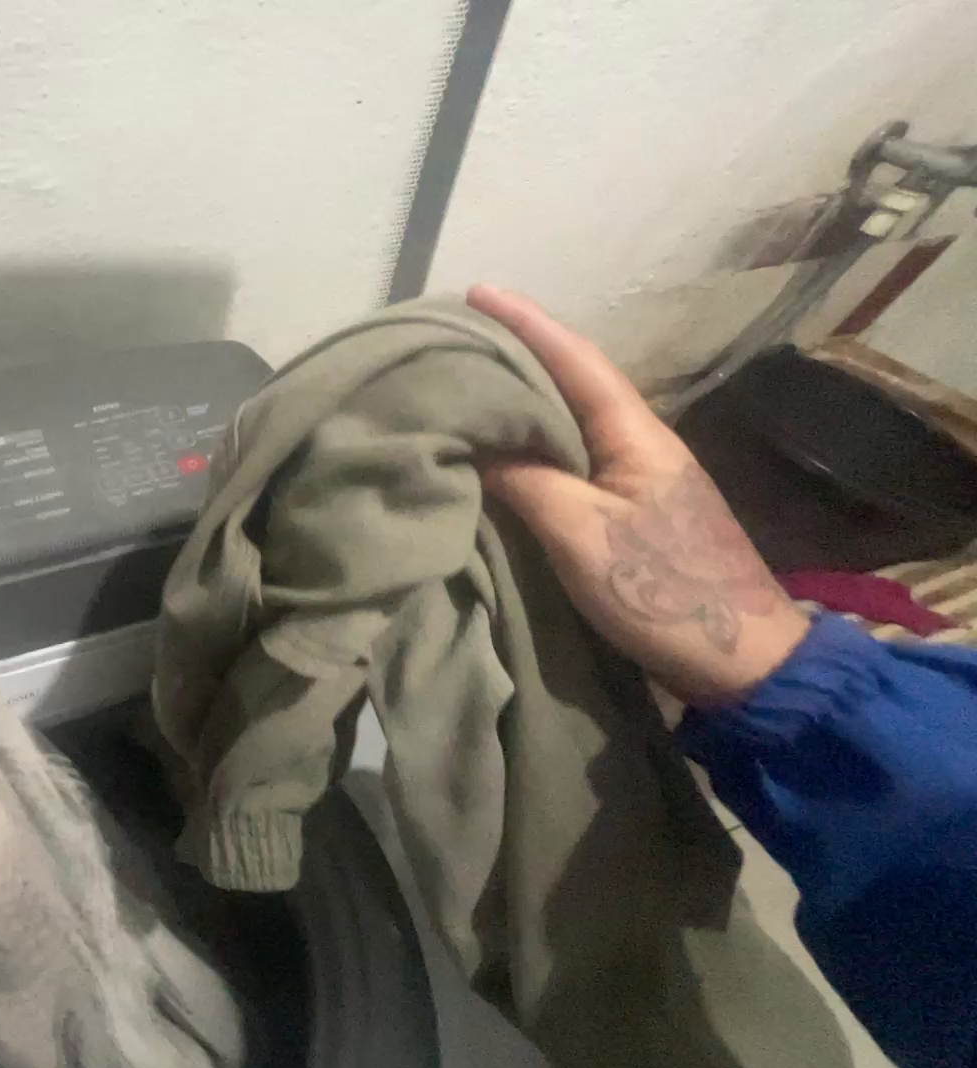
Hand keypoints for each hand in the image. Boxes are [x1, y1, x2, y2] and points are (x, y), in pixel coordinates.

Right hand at [468, 285, 809, 703]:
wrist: (731, 658)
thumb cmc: (659, 588)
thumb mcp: (580, 532)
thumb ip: (525, 481)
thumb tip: (471, 445)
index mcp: (632, 436)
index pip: (574, 362)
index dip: (526, 324)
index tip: (477, 293)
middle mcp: (630, 445)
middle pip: (566, 382)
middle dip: (513, 353)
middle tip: (453, 338)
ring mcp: (623, 479)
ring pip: (559, 422)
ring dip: (512, 398)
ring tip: (459, 384)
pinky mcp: (610, 510)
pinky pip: (554, 460)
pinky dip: (517, 444)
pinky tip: (487, 447)